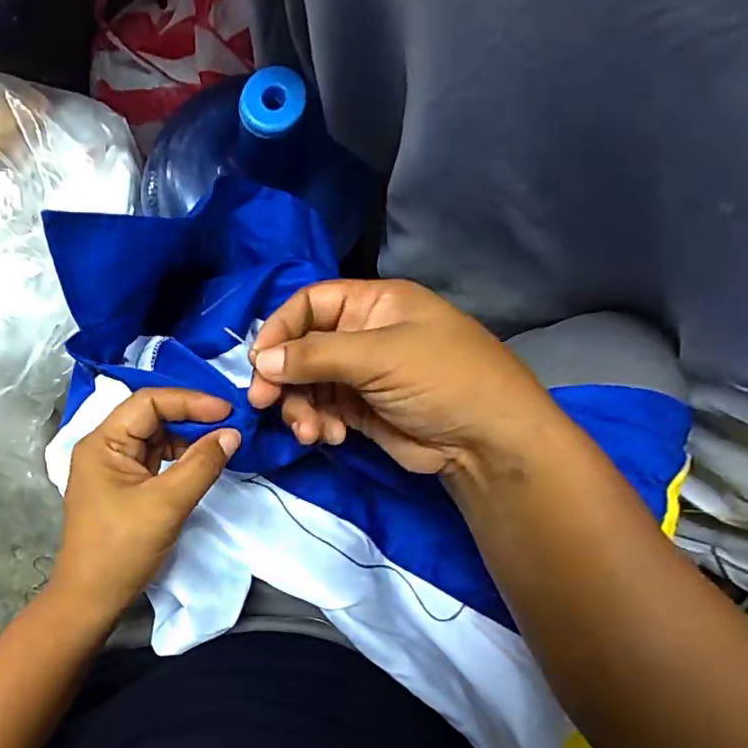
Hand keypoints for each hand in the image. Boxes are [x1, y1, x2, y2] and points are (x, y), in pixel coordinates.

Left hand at [54, 388, 241, 612]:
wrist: (91, 598)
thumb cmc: (121, 549)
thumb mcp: (166, 504)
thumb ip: (201, 464)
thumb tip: (232, 434)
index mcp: (101, 443)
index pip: (147, 402)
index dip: (189, 401)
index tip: (227, 410)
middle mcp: (103, 448)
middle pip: (150, 417)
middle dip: (190, 417)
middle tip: (230, 425)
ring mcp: (111, 469)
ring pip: (154, 439)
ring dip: (187, 439)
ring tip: (222, 443)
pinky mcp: (122, 488)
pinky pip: (153, 461)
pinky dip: (178, 459)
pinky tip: (201, 463)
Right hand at [246, 279, 561, 474]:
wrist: (488, 443)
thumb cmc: (443, 380)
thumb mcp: (380, 357)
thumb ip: (316, 356)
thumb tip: (260, 360)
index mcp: (374, 304)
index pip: (310, 304)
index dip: (280, 329)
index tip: (259, 362)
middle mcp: (363, 335)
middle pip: (301, 348)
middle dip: (283, 377)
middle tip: (264, 402)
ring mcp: (360, 374)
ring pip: (306, 384)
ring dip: (300, 408)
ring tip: (310, 432)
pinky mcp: (359, 409)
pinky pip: (321, 410)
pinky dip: (317, 424)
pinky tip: (331, 437)